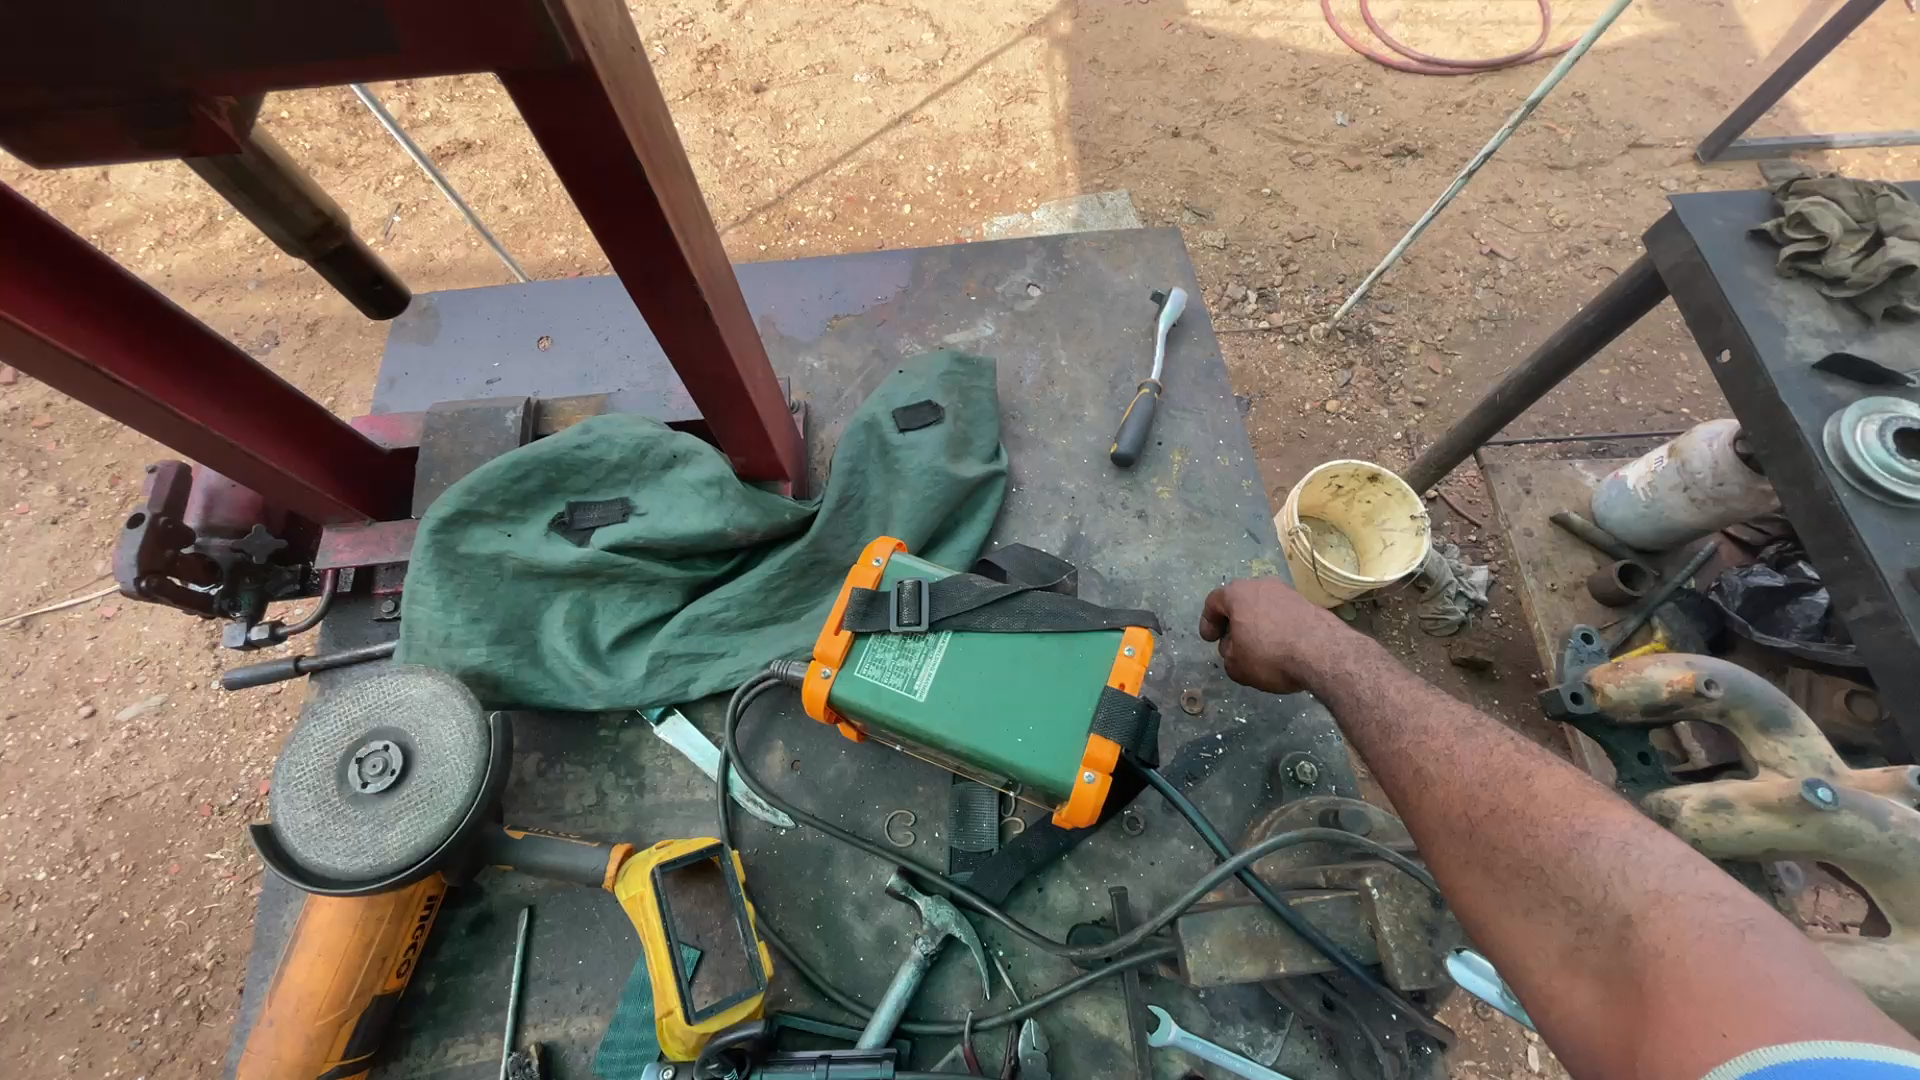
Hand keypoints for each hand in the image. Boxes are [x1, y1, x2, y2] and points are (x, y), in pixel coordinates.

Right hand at [1198, 578, 1351, 694]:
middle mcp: (1262, 585)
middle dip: (1234, 622)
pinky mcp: (1310, 604)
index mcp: (1237, 593)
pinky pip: (1284, 614)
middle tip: (1233, 643)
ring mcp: (1288, 592)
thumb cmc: (1269, 655)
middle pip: (1240, 602)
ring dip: (1258, 624)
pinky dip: (1278, 627)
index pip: (1214, 602)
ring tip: (1259, 647)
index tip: (1210, 640)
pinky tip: (1282, 647)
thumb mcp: (1236, 665)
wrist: (1324, 654)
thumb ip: (1228, 655)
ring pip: (1264, 607)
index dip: (1208, 622)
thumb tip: (1235, 649)